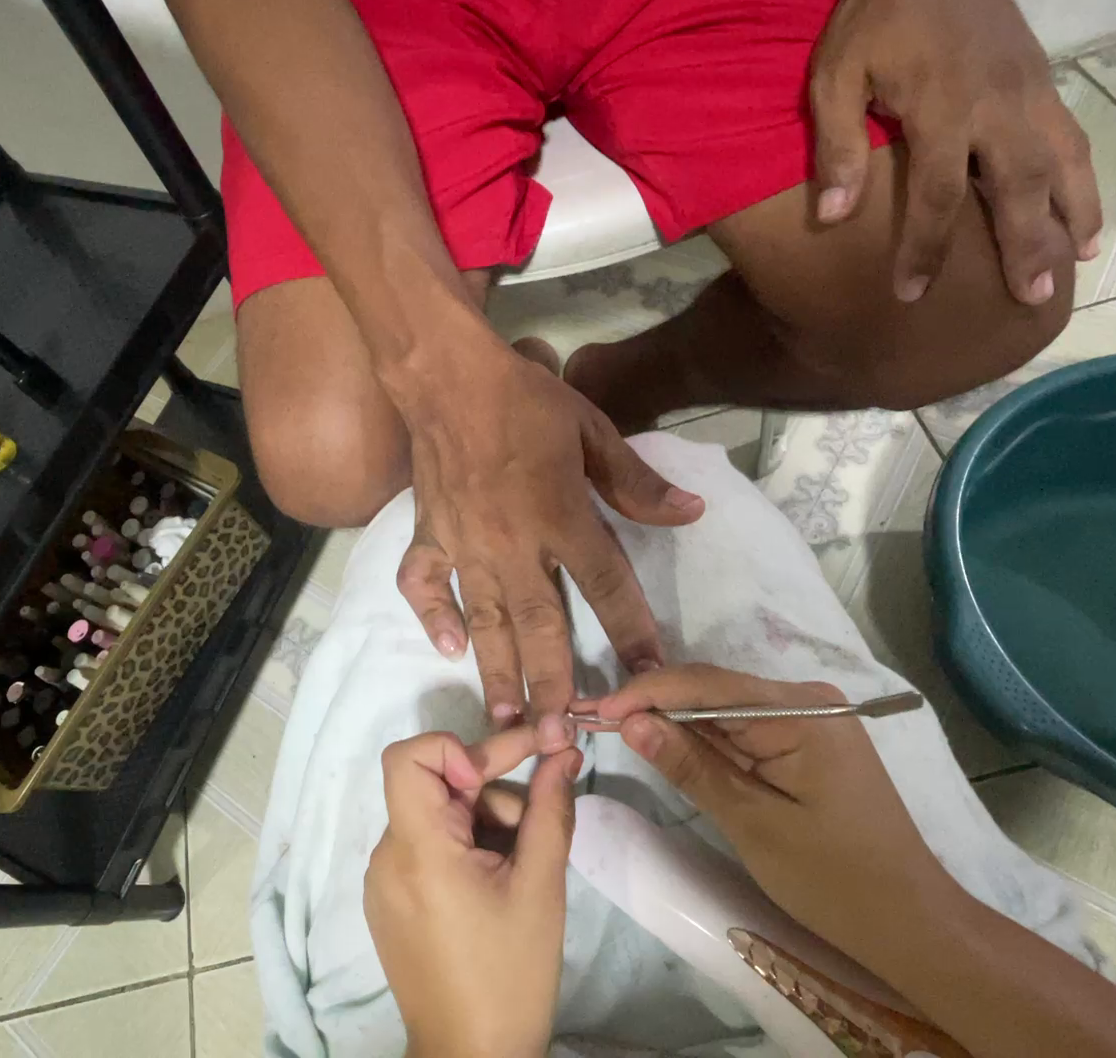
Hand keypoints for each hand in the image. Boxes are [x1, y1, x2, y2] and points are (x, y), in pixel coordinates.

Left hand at [366, 718, 582, 1057]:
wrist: (471, 1057)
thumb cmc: (510, 974)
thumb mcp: (541, 887)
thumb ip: (549, 810)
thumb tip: (562, 751)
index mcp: (417, 851)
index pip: (407, 757)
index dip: (452, 749)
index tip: (494, 778)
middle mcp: (387, 856)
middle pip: (435, 786)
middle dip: (490, 792)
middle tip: (538, 820)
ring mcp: (384, 879)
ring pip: (437, 815)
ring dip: (485, 823)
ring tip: (522, 868)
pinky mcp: (391, 899)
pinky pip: (428, 845)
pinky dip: (466, 845)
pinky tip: (499, 881)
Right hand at [391, 339, 703, 721]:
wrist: (448, 378)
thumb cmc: (525, 401)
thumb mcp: (592, 430)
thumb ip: (637, 481)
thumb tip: (690, 514)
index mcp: (560, 516)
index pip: (605, 585)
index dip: (632, 633)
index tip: (649, 679)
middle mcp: (513, 544)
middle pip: (539, 624)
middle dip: (552, 683)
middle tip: (559, 738)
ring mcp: (464, 545)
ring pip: (486, 619)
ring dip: (497, 671)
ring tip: (504, 720)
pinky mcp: (428, 536)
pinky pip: (425, 585)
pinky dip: (433, 616)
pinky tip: (447, 648)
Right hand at [587, 665, 957, 963]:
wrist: (911, 924)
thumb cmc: (834, 880)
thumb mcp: (752, 823)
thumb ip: (691, 765)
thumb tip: (630, 721)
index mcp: (800, 711)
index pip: (705, 684)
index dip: (644, 693)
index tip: (593, 710)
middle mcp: (805, 699)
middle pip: (713, 690)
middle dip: (655, 705)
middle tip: (597, 722)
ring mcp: (808, 718)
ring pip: (724, 709)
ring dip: (676, 723)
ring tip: (620, 732)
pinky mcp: (805, 740)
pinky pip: (743, 729)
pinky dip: (706, 741)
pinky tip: (670, 748)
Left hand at [810, 0, 1100, 305]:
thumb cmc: (871, 18)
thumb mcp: (835, 77)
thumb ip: (837, 146)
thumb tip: (832, 217)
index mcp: (943, 109)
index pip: (937, 196)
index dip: (924, 249)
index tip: (911, 294)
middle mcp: (998, 105)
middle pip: (1020, 188)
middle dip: (1025, 247)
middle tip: (1031, 302)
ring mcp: (1028, 90)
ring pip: (1063, 162)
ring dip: (1070, 216)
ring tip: (1072, 267)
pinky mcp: (1041, 78)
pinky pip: (1072, 136)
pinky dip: (1082, 177)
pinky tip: (1081, 211)